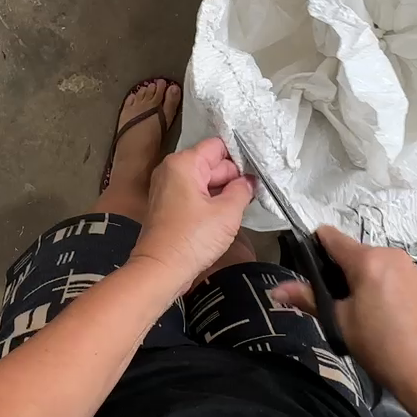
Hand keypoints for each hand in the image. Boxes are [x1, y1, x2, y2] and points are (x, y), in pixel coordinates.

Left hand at [129, 137, 254, 294]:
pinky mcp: (168, 205)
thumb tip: (249, 181)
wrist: (160, 270)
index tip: (256, 171)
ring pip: (204, 180)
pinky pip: (194, 194)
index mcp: (184, 163)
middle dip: (232, 177)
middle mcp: (172, 170)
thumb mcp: (227, 212)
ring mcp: (168, 188)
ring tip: (242, 206)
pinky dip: (210, 201)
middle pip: (211, 163)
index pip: (218, 146)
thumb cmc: (192, 239)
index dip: (239, 157)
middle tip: (252, 193)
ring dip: (223, 191)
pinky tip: (225, 215)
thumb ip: (243, 190)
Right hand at [271, 226, 416, 405]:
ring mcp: (407, 265)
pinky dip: (375, 283)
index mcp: (367, 259)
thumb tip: (275, 290)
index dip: (313, 247)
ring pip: (369, 262)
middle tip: (331, 302)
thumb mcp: (339, 322)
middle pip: (351, 251)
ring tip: (354, 311)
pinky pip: (386, 271)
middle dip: (337, 270)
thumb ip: (308, 298)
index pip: (331, 236)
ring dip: (357, 278)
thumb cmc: (380, 346)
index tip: (305, 269)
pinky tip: (376, 311)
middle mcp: (389, 253)